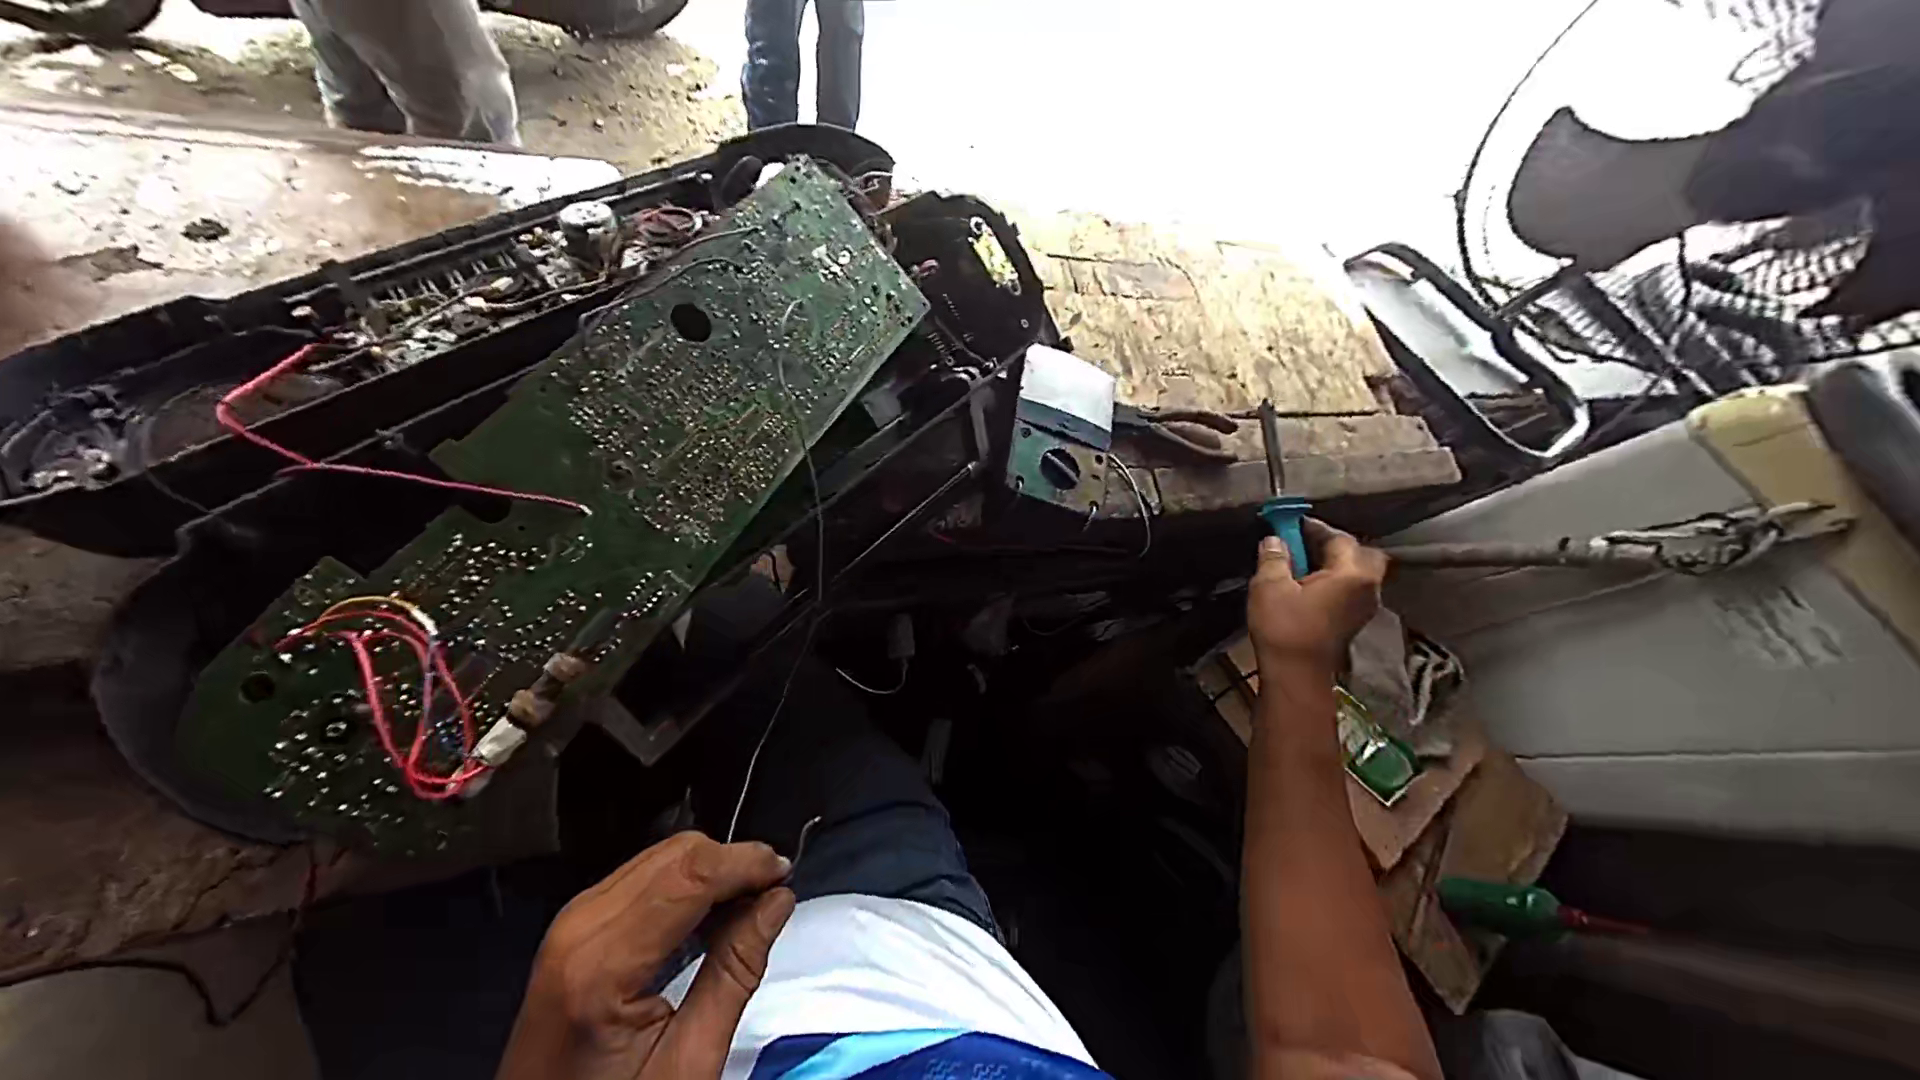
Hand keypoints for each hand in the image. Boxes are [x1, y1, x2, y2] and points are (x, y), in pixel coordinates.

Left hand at [498, 832, 795, 1079]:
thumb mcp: (687, 1063)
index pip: (690, 873)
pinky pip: (648, 873)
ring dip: (714, 870)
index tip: (785, 874)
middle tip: (770, 896)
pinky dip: (690, 882)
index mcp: (601, 967)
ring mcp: (573, 923)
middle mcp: (579, 930)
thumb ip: (736, 972)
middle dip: (734, 864)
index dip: (747, 862)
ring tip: (744, 909)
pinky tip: (709, 915)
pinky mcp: (579, 924)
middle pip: (679, 853)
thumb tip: (777, 901)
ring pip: (666, 854)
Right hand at [1247, 519, 1388, 676]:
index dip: (1312, 527)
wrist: (1295, 674)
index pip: (1338, 537)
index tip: (1288, 523)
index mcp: (1352, 574)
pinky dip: (1331, 580)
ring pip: (1354, 572)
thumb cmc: (1284, 628)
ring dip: (1331, 563)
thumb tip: (1275, 540)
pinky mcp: (1353, 620)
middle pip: (1357, 553)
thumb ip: (1274, 557)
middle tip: (1300, 542)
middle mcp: (1368, 587)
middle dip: (1330, 544)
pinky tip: (1305, 585)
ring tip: (1299, 563)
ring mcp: (1364, 606)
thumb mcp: (1269, 586)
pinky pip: (1348, 589)